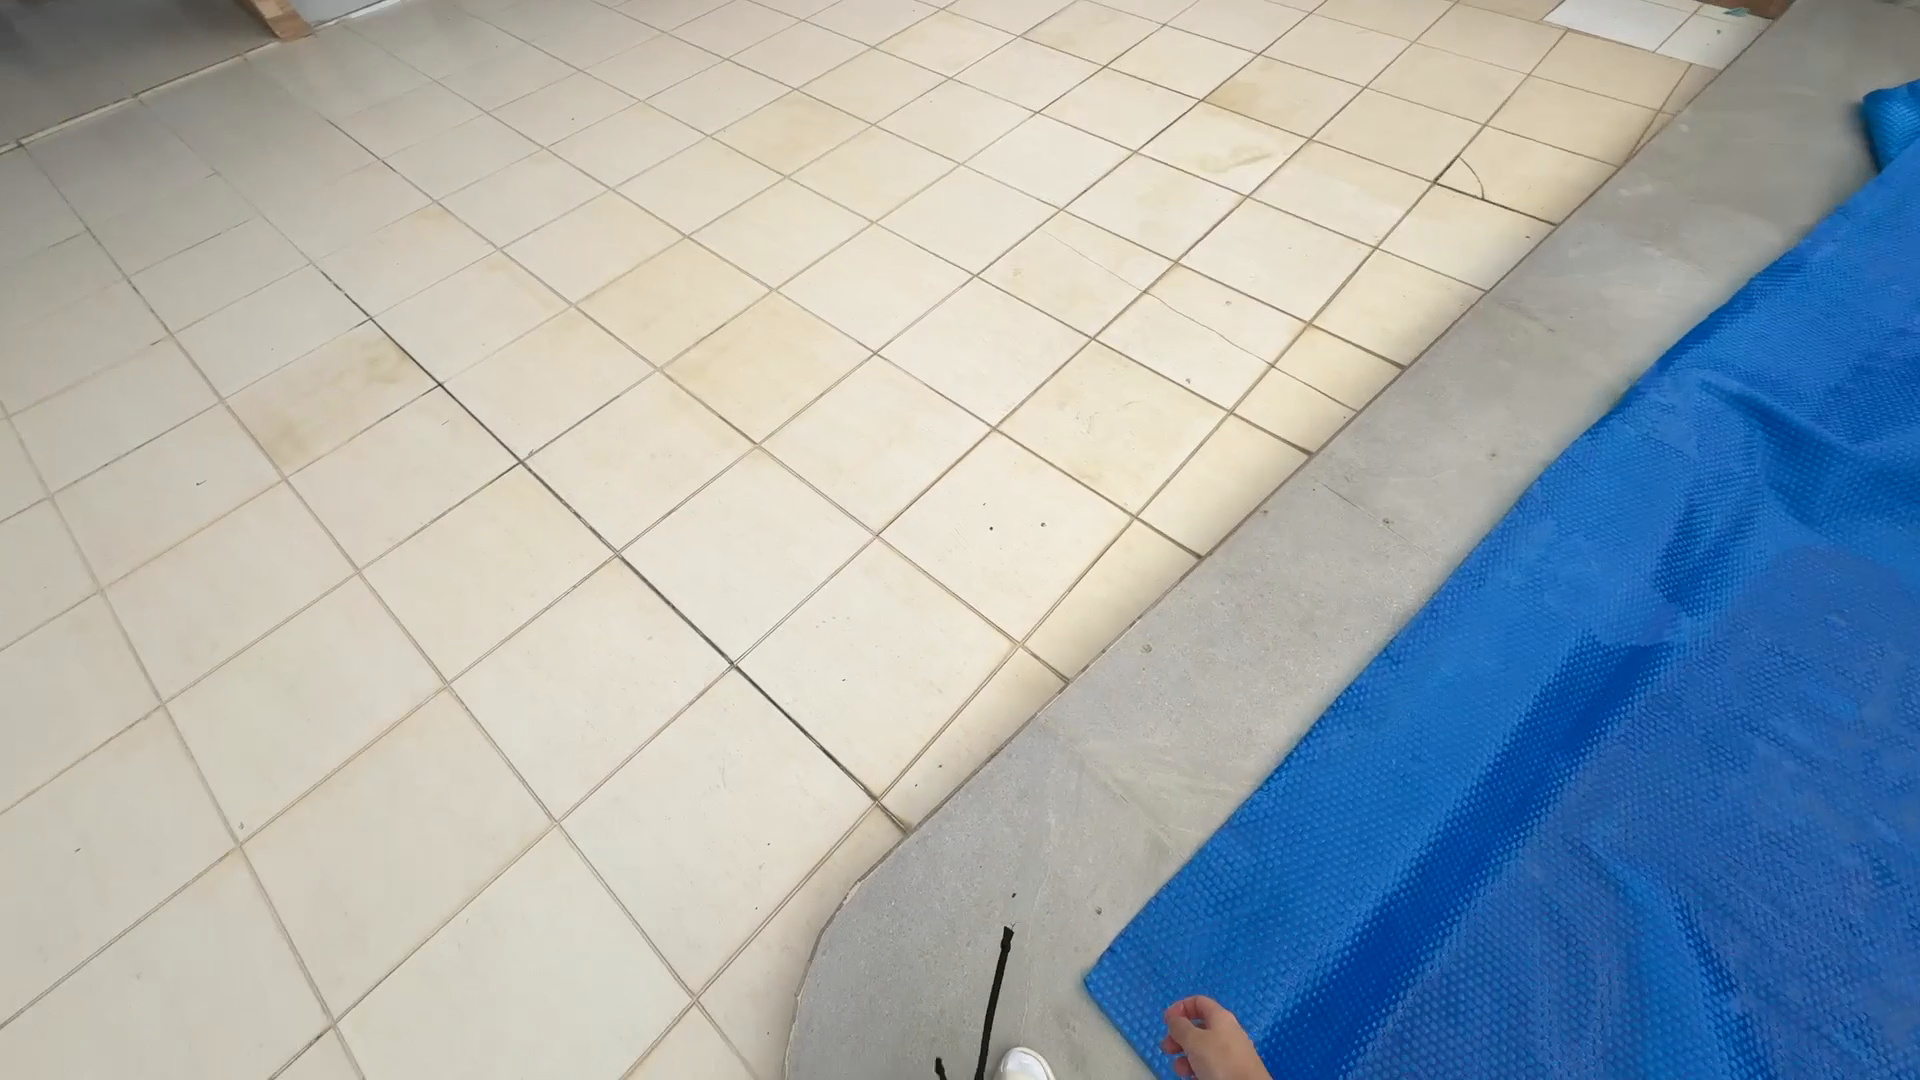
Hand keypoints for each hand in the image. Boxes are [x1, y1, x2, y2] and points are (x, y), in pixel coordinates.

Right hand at [1160, 996, 1271, 1079]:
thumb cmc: (1221, 1062)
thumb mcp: (1194, 1040)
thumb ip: (1180, 1026)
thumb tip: (1174, 1018)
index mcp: (1220, 1017)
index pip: (1198, 1002)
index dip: (1180, 1008)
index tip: (1166, 1022)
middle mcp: (1228, 1031)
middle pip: (1198, 1027)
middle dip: (1179, 1036)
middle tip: (1167, 1048)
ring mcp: (1233, 1053)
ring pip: (1204, 1049)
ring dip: (1186, 1056)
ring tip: (1179, 1070)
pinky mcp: (1235, 1072)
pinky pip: (1212, 1065)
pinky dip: (1199, 1068)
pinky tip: (1193, 1078)